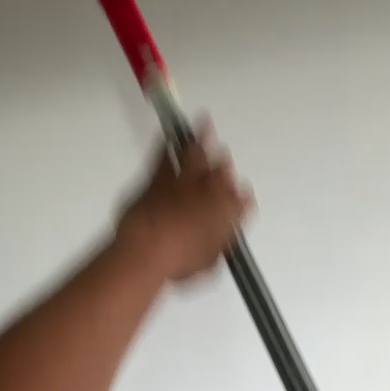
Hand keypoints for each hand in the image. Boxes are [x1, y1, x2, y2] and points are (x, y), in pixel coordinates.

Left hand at [114, 120, 254, 282]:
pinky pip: (166, 154)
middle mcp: (207, 194)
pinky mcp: (159, 178)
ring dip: (203, 141)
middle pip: (222, 174)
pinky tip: (170, 132)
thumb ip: (219, 250)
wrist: (146, 250)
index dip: (243, 198)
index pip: (241, 202)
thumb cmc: (176, 263)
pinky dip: (168, 142)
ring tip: (205, 125)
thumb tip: (224, 247)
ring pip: (198, 156)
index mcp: (224, 216)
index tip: (243, 195)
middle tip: (224, 158)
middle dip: (224, 166)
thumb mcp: (206, 266)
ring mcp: (183, 182)